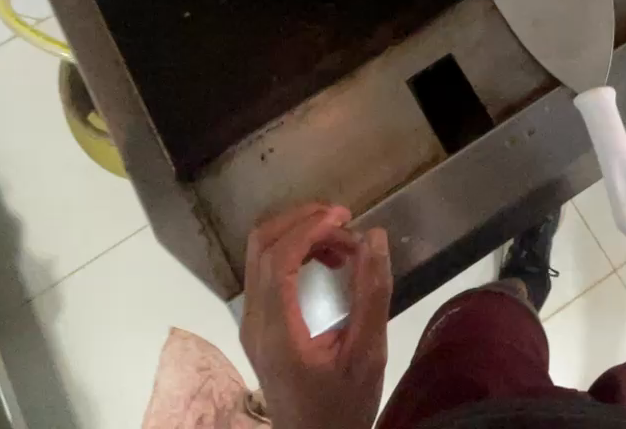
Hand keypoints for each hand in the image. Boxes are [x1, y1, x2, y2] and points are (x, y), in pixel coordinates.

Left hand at [239, 203, 392, 428]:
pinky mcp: (258, 321)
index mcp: (276, 330)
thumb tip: (374, 236)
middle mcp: (254, 320)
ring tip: (342, 241)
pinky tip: (327, 258)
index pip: (278, 258)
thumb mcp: (368, 354)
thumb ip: (372, 294)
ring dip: (299, 232)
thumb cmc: (342, 406)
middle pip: (262, 244)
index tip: (345, 219)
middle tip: (344, 222)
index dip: (309, 227)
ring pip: (262, 251)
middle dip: (303, 220)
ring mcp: (251, 320)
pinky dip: (295, 248)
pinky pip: (267, 267)